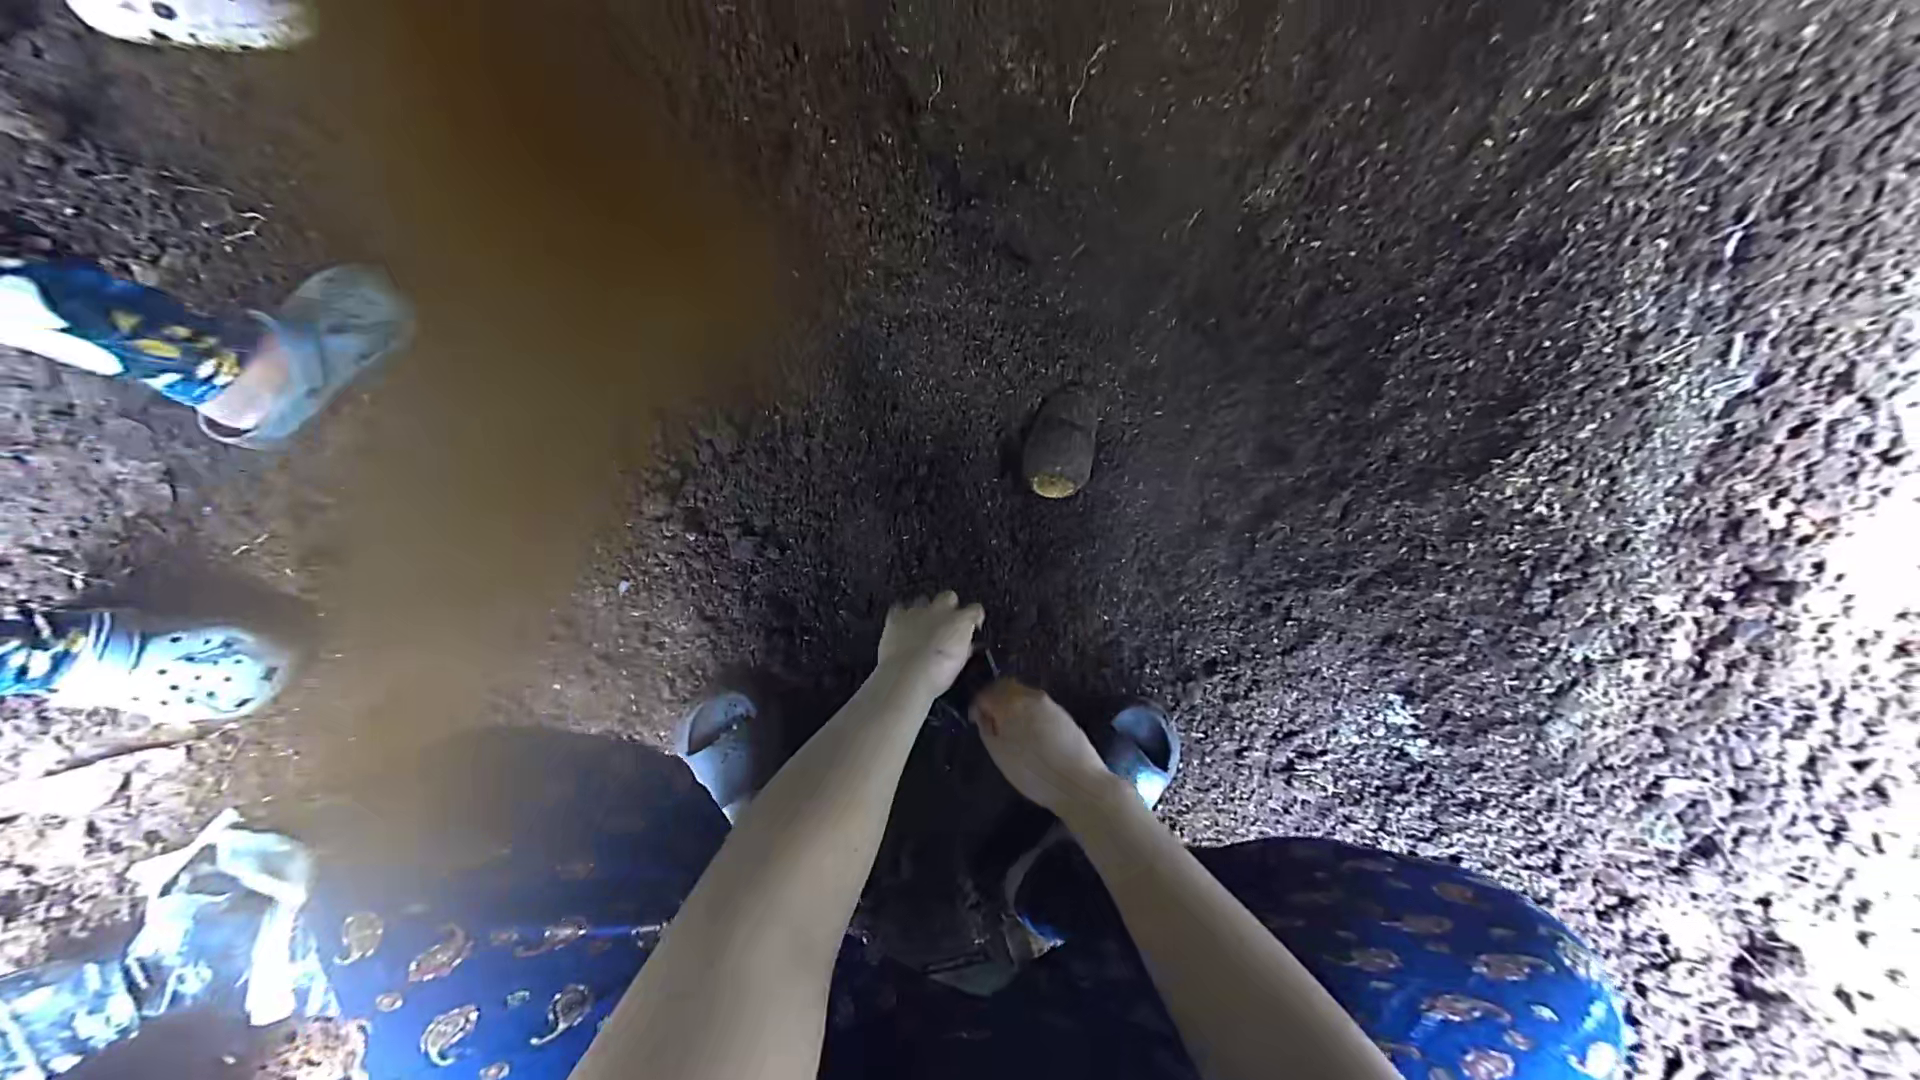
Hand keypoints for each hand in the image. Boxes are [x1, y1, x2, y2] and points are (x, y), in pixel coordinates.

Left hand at [875, 591, 984, 693]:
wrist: (907, 675)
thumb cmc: (938, 673)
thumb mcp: (960, 663)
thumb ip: (964, 647)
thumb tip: (966, 645)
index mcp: (961, 621)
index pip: (975, 610)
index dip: (974, 617)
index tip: (973, 626)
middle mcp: (940, 610)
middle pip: (949, 596)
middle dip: (949, 606)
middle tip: (946, 624)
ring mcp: (917, 611)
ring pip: (923, 600)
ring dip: (924, 611)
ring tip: (922, 627)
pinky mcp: (896, 617)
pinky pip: (899, 609)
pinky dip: (901, 617)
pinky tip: (902, 628)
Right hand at [970, 678, 1115, 814]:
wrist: (1079, 781)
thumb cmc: (1033, 772)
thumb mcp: (999, 754)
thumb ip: (987, 729)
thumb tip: (984, 715)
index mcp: (1010, 703)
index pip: (986, 693)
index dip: (977, 706)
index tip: (976, 721)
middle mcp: (1030, 696)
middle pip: (1006, 687)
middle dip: (995, 700)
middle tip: (992, 721)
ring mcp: (1049, 703)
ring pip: (1023, 695)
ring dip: (1013, 705)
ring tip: (1012, 730)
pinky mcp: (1064, 713)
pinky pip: (1038, 705)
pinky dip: (1028, 712)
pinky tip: (1031, 734)